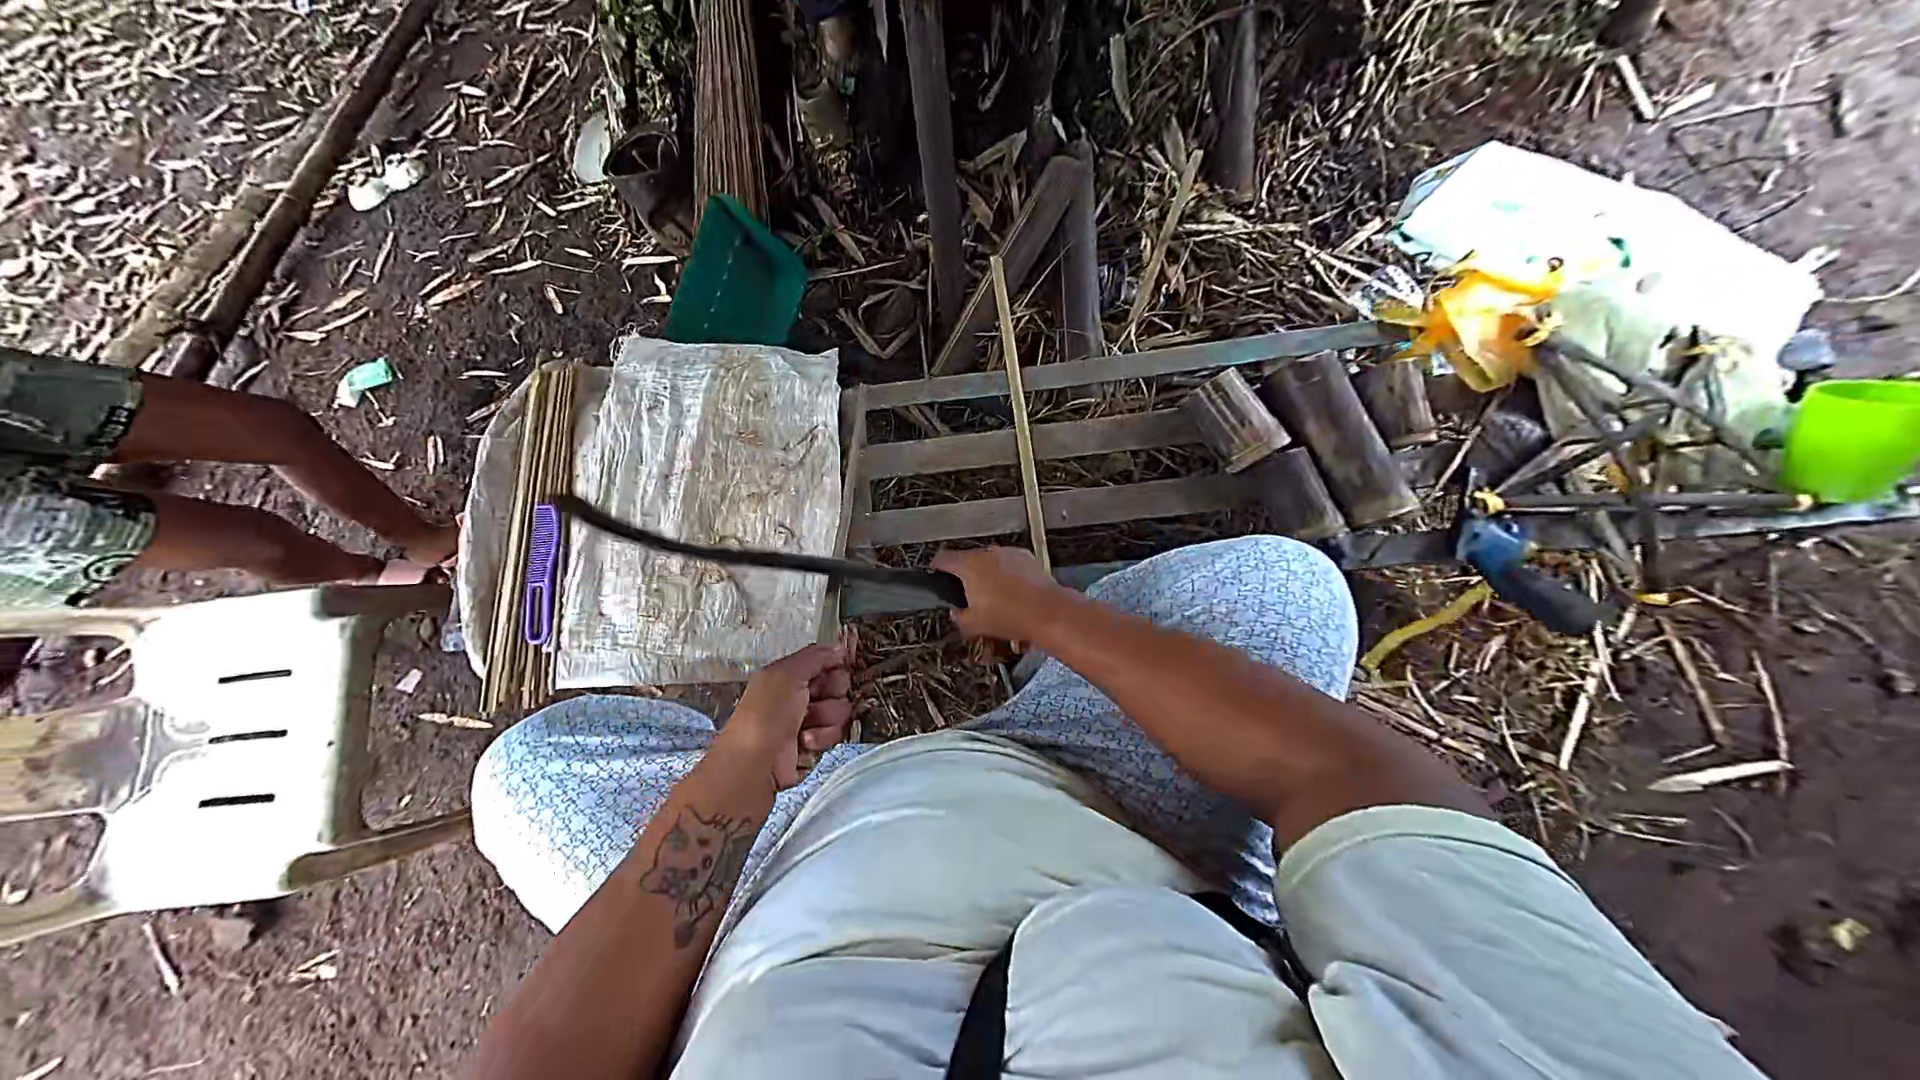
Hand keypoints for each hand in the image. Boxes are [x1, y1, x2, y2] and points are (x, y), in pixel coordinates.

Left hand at [715, 641, 853, 788]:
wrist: (757, 763)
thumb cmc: (766, 714)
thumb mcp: (786, 674)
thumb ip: (815, 656)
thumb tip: (839, 648)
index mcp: (791, 675)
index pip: (828, 662)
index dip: (833, 667)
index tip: (828, 674)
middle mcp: (802, 695)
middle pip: (840, 686)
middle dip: (830, 695)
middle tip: (811, 702)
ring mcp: (810, 720)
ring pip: (841, 711)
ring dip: (825, 719)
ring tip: (803, 728)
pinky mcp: (818, 743)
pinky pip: (837, 733)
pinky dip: (822, 737)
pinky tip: (804, 742)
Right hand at [932, 547, 1075, 642]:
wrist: (1048, 612)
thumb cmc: (1009, 616)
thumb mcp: (975, 625)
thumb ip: (960, 617)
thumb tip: (957, 613)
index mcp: (969, 565)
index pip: (943, 559)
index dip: (936, 568)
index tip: (935, 574)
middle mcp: (988, 553)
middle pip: (968, 560)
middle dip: (966, 576)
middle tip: (968, 597)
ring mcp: (1009, 553)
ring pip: (990, 562)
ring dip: (987, 575)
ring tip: (993, 598)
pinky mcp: (1027, 559)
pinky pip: (1009, 565)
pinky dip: (1007, 575)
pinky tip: (1013, 594)